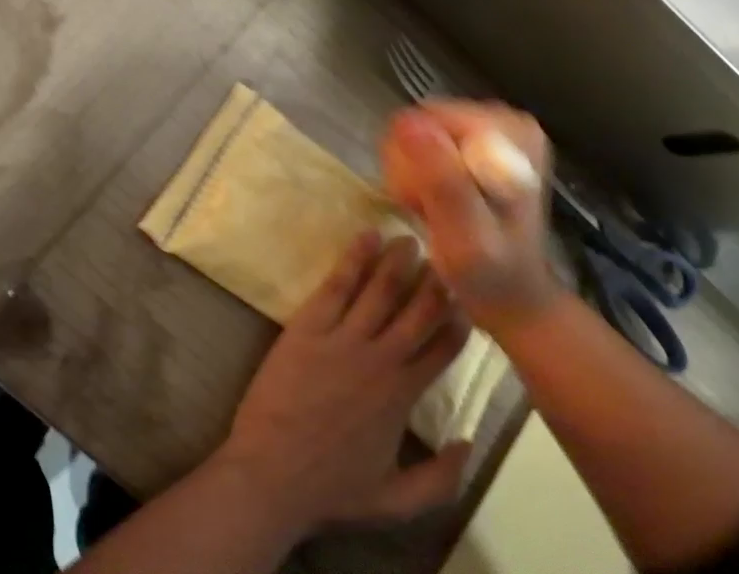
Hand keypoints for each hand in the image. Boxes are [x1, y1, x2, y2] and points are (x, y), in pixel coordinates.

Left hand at [213, 232, 472, 536]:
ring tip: (411, 238)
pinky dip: (354, 258)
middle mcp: (380, 359)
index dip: (459, 320)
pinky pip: (337, 285)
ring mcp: (343, 339)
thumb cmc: (330, 491)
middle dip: (436, 280)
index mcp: (403, 394)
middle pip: (419, 309)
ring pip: (382, 289)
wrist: (268, 479)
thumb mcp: (397, 502)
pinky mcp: (307, 328)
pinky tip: (368, 235)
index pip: (443, 347)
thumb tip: (470, 443)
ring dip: (400, 261)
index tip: (468, 299)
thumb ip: (442, 479)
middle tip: (446, 254)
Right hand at [382, 101, 563, 332]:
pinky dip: (423, 177)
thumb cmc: (490, 274)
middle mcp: (507, 121)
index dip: (414, 165)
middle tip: (428, 211)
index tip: (422, 205)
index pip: (427, 122)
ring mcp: (496, 130)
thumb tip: (408, 122)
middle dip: (415, 169)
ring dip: (416, 176)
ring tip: (434, 212)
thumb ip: (441, 179)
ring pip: (420, 135)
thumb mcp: (463, 236)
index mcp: (510, 133)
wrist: (515, 296)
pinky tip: (437, 205)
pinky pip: (427, 145)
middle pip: (424, 124)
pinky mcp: (483, 142)